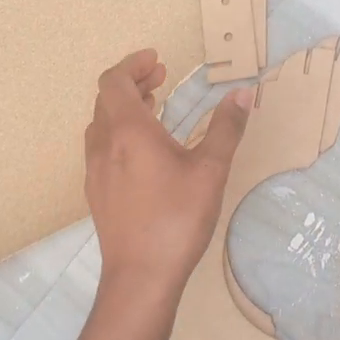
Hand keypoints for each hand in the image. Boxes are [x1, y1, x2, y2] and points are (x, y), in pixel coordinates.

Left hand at [83, 49, 251, 306]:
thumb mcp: (211, 169)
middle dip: (133, 81)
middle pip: (106, 99)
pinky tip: (146, 149)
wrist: (140, 279)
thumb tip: (243, 93)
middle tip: (162, 76)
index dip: (133, 64)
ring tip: (155, 105)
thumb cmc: (177, 219)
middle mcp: (104, 146)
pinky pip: (103, 147)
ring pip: (102, 124)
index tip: (158, 60)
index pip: (114, 81)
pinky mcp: (97, 194)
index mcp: (128, 132)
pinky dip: (120, 131)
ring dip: (125, 106)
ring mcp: (96, 172)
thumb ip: (226, 128)